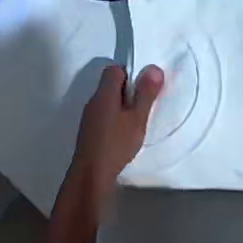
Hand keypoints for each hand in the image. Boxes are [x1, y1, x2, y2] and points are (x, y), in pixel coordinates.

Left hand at [65, 63, 164, 202]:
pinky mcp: (88, 131)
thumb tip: (153, 68)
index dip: (130, 72)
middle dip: (128, 90)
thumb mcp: (137, 118)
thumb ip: (146, 93)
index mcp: (104, 92)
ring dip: (122, 105)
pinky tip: (124, 133)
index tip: (144, 86)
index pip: (114, 69)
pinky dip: (115, 118)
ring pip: (107, 101)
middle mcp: (93, 100)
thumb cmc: (116, 143)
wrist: (91, 175)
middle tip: (144, 103)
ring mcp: (89, 116)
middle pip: (110, 84)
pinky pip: (104, 114)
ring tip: (137, 120)